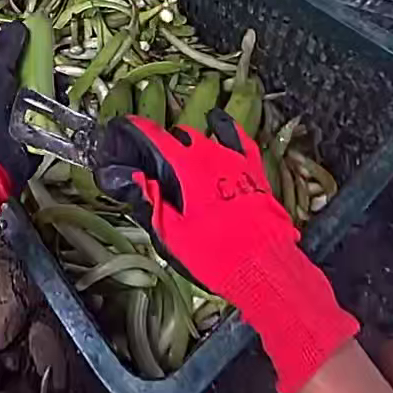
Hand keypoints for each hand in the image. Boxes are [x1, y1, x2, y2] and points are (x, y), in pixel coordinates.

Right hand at [98, 111, 357, 392]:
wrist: (264, 267)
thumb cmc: (216, 253)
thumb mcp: (173, 232)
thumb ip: (152, 199)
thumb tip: (134, 178)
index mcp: (187, 166)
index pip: (156, 136)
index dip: (138, 128)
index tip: (128, 126)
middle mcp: (210, 154)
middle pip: (181, 135)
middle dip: (166, 142)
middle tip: (157, 159)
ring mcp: (235, 159)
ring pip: (206, 137)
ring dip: (192, 143)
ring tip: (184, 153)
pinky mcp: (254, 169)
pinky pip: (239, 140)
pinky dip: (226, 131)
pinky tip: (219, 125)